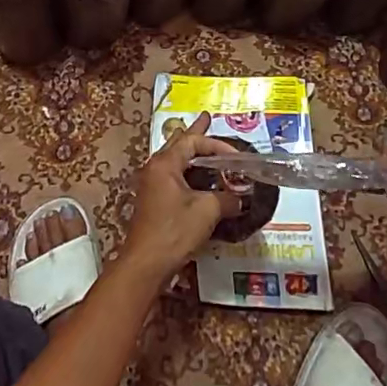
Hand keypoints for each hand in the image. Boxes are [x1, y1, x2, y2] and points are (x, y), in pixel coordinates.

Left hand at [118, 113, 241, 281]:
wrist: (146, 265)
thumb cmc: (174, 230)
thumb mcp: (207, 210)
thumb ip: (227, 198)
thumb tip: (241, 199)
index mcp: (164, 164)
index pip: (191, 141)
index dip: (216, 145)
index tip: (236, 155)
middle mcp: (155, 170)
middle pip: (178, 144)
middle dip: (195, 134)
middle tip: (207, 120)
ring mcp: (152, 187)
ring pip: (176, 162)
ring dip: (193, 155)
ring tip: (207, 148)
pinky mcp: (155, 203)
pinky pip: (175, 179)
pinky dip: (190, 174)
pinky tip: (201, 180)